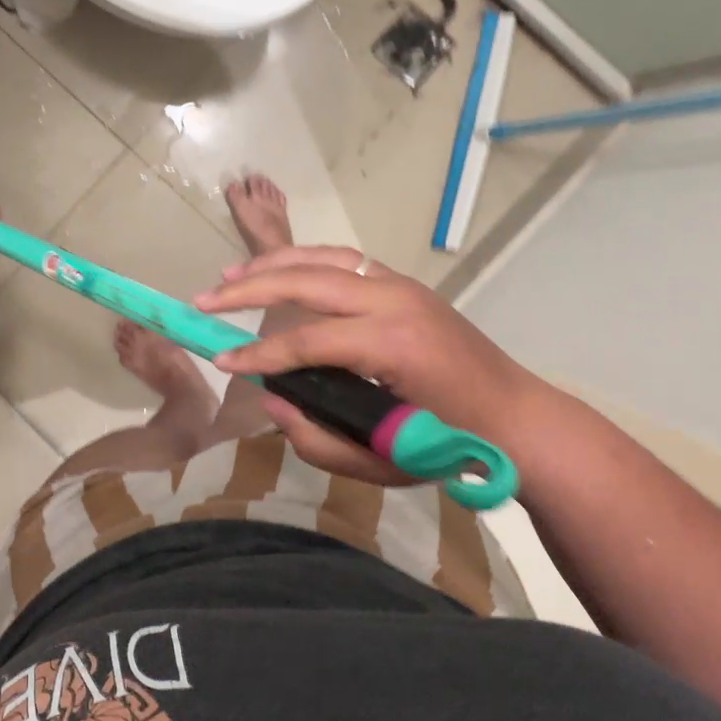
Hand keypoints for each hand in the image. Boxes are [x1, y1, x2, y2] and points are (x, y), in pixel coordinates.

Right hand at [194, 247, 556, 484]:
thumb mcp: (384, 462)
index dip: (258, 353)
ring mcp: (403, 285)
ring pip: (324, 258)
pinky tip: (279, 270)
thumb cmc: (452, 447)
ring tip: (229, 274)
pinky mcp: (404, 284)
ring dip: (273, 263)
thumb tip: (269, 399)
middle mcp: (396, 301)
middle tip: (204, 300)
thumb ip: (318, 439)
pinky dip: (305, 261)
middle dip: (250, 289)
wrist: (516, 417)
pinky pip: (344, 261)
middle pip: (307, 280)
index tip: (219, 361)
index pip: (307, 340)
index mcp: (393, 344)